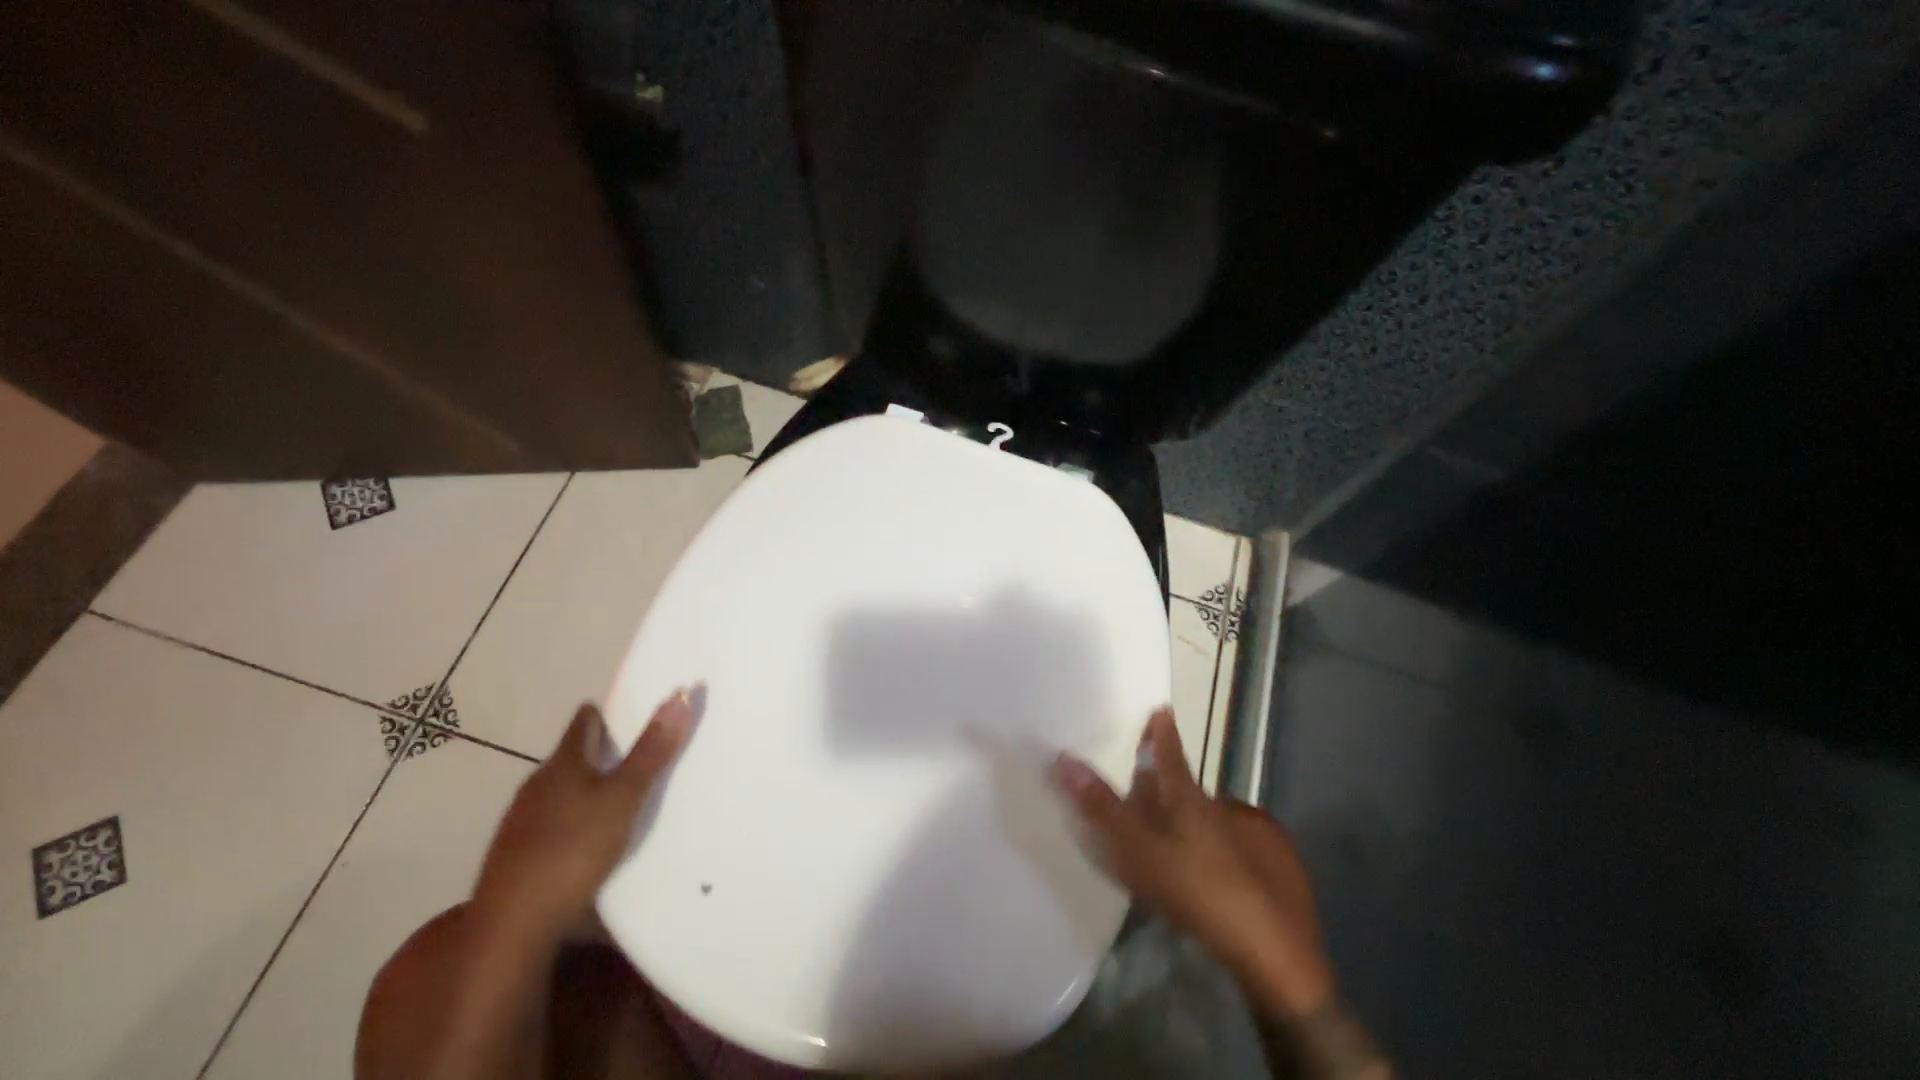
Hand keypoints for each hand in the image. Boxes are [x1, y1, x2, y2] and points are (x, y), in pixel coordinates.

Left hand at [471, 690, 696, 944]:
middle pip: (573, 756)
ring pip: (562, 792)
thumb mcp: (624, 798)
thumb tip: (680, 694)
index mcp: (563, 762)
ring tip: (624, 803)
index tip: (634, 717)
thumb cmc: (573, 849)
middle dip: (603, 754)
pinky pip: (554, 824)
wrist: (514, 921)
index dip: (608, 715)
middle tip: (642, 760)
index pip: (585, 721)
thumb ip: (652, 751)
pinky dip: (576, 823)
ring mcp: (523, 820)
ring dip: (589, 791)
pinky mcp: (518, 854)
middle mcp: (538, 783)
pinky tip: (593, 845)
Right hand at [1052, 707, 1333, 1015]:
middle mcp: (1223, 810)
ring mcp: (1252, 839)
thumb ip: (1101, 808)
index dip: (1162, 734)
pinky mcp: (1271, 869)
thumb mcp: (1138, 851)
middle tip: (1152, 784)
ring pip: (1215, 818)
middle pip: (1191, 789)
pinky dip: (1218, 847)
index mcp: (1190, 801)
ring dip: (1195, 818)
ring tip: (1176, 833)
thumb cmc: (1196, 891)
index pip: (1172, 757)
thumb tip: (1064, 758)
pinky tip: (1213, 869)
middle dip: (1172, 783)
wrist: (1270, 945)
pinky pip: (1236, 846)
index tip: (1162, 709)